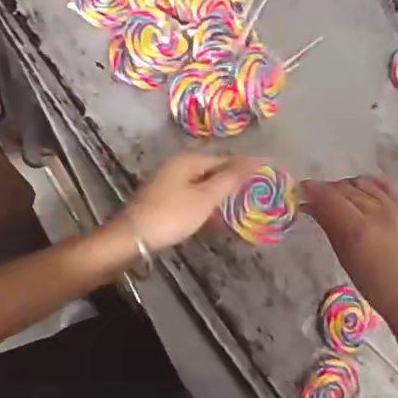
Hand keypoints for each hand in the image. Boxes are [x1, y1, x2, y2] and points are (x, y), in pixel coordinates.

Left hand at [115, 152, 265, 251]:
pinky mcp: (162, 200)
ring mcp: (167, 183)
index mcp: (188, 160)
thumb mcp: (206, 198)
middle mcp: (177, 166)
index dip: (244, 169)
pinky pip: (190, 199)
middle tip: (253, 198)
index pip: (224, 159)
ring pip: (201, 187)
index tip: (264, 179)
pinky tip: (212, 221)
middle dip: (231, 184)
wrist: (132, 238)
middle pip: (212, 172)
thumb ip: (230, 179)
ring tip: (236, 212)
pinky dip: (203, 208)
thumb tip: (256, 159)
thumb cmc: (172, 216)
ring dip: (218, 199)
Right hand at [301, 177, 397, 324]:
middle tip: (313, 197)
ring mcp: (395, 208)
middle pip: (345, 188)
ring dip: (344, 186)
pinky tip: (360, 191)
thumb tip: (313, 207)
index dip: (312, 190)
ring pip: (363, 184)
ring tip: (335, 197)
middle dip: (325, 189)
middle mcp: (377, 212)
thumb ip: (330, 227)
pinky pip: (383, 185)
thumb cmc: (375, 287)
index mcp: (357, 229)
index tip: (299, 190)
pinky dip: (367, 184)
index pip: (329, 198)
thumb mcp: (345, 258)